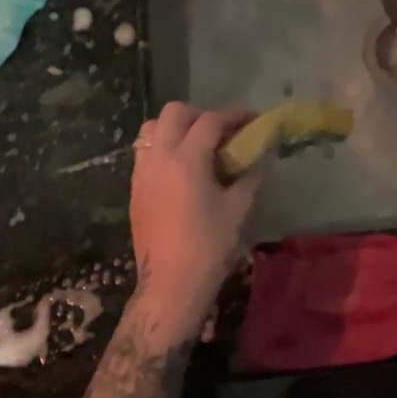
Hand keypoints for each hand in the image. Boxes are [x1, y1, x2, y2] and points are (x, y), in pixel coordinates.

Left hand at [129, 102, 260, 319]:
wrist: (170, 284)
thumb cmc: (208, 246)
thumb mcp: (237, 210)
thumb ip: (249, 177)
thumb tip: (261, 158)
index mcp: (186, 160)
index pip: (209, 121)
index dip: (233, 116)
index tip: (251, 120)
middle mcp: (159, 158)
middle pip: (173, 113)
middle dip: (200, 114)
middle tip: (222, 131)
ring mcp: (142, 172)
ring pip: (152, 129)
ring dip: (176, 128)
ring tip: (198, 146)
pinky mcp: (135, 188)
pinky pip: (145, 152)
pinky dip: (163, 147)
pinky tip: (182, 168)